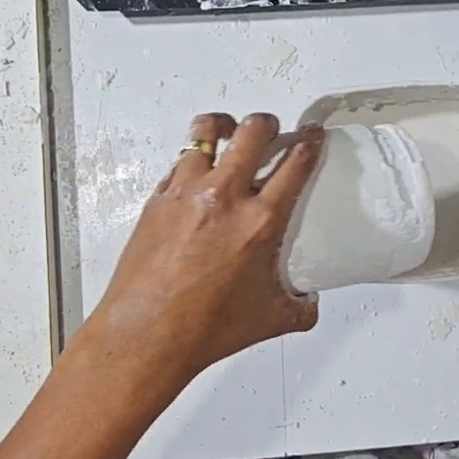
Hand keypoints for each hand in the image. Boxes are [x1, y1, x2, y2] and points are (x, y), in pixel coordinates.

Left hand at [77, 113, 325, 393]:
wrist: (146, 335)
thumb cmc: (204, 328)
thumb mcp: (270, 318)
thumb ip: (299, 305)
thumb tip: (308, 301)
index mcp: (260, 221)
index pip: (295, 163)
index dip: (309, 142)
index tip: (312, 136)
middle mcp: (225, 197)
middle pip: (253, 131)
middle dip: (268, 123)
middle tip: (272, 129)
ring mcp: (187, 193)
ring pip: (207, 132)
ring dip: (223, 127)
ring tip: (229, 132)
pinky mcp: (158, 199)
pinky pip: (179, 163)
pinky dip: (194, 161)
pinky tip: (199, 174)